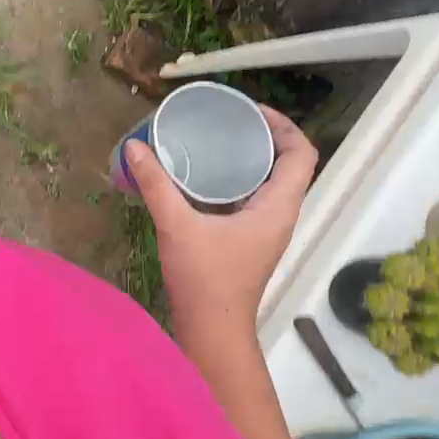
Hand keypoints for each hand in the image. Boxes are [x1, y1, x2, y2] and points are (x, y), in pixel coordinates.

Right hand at [127, 105, 316, 333]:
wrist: (212, 327)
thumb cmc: (205, 278)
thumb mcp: (177, 226)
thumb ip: (156, 186)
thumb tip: (136, 147)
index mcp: (277, 207)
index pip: (301, 154)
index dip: (284, 126)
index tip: (250, 110)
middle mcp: (279, 215)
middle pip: (287, 165)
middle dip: (262, 137)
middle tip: (226, 120)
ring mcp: (264, 230)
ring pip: (269, 183)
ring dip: (249, 159)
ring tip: (213, 141)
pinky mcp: (247, 241)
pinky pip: (250, 198)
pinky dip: (233, 181)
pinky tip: (200, 179)